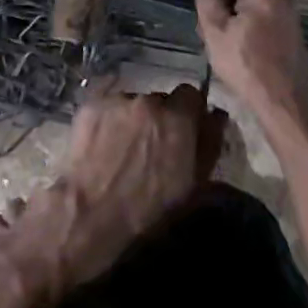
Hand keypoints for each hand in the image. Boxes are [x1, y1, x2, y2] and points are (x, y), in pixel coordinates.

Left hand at [22, 84, 225, 283]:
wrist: (92, 212)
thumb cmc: (148, 208)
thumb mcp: (192, 184)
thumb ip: (209, 144)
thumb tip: (216, 116)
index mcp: (178, 118)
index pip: (191, 95)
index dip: (188, 112)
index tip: (183, 130)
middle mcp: (150, 100)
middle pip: (161, 100)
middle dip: (160, 117)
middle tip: (152, 144)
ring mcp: (118, 100)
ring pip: (133, 103)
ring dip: (134, 118)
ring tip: (123, 146)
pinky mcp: (92, 104)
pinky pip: (108, 106)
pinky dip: (110, 119)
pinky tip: (103, 142)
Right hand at [197, 0, 307, 149]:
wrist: (287, 105)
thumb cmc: (247, 67)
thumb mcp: (216, 33)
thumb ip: (209, 0)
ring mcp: (290, 15)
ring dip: (237, 3)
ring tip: (218, 26)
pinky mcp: (292, 33)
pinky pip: (265, 12)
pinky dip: (248, 15)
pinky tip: (236, 37)